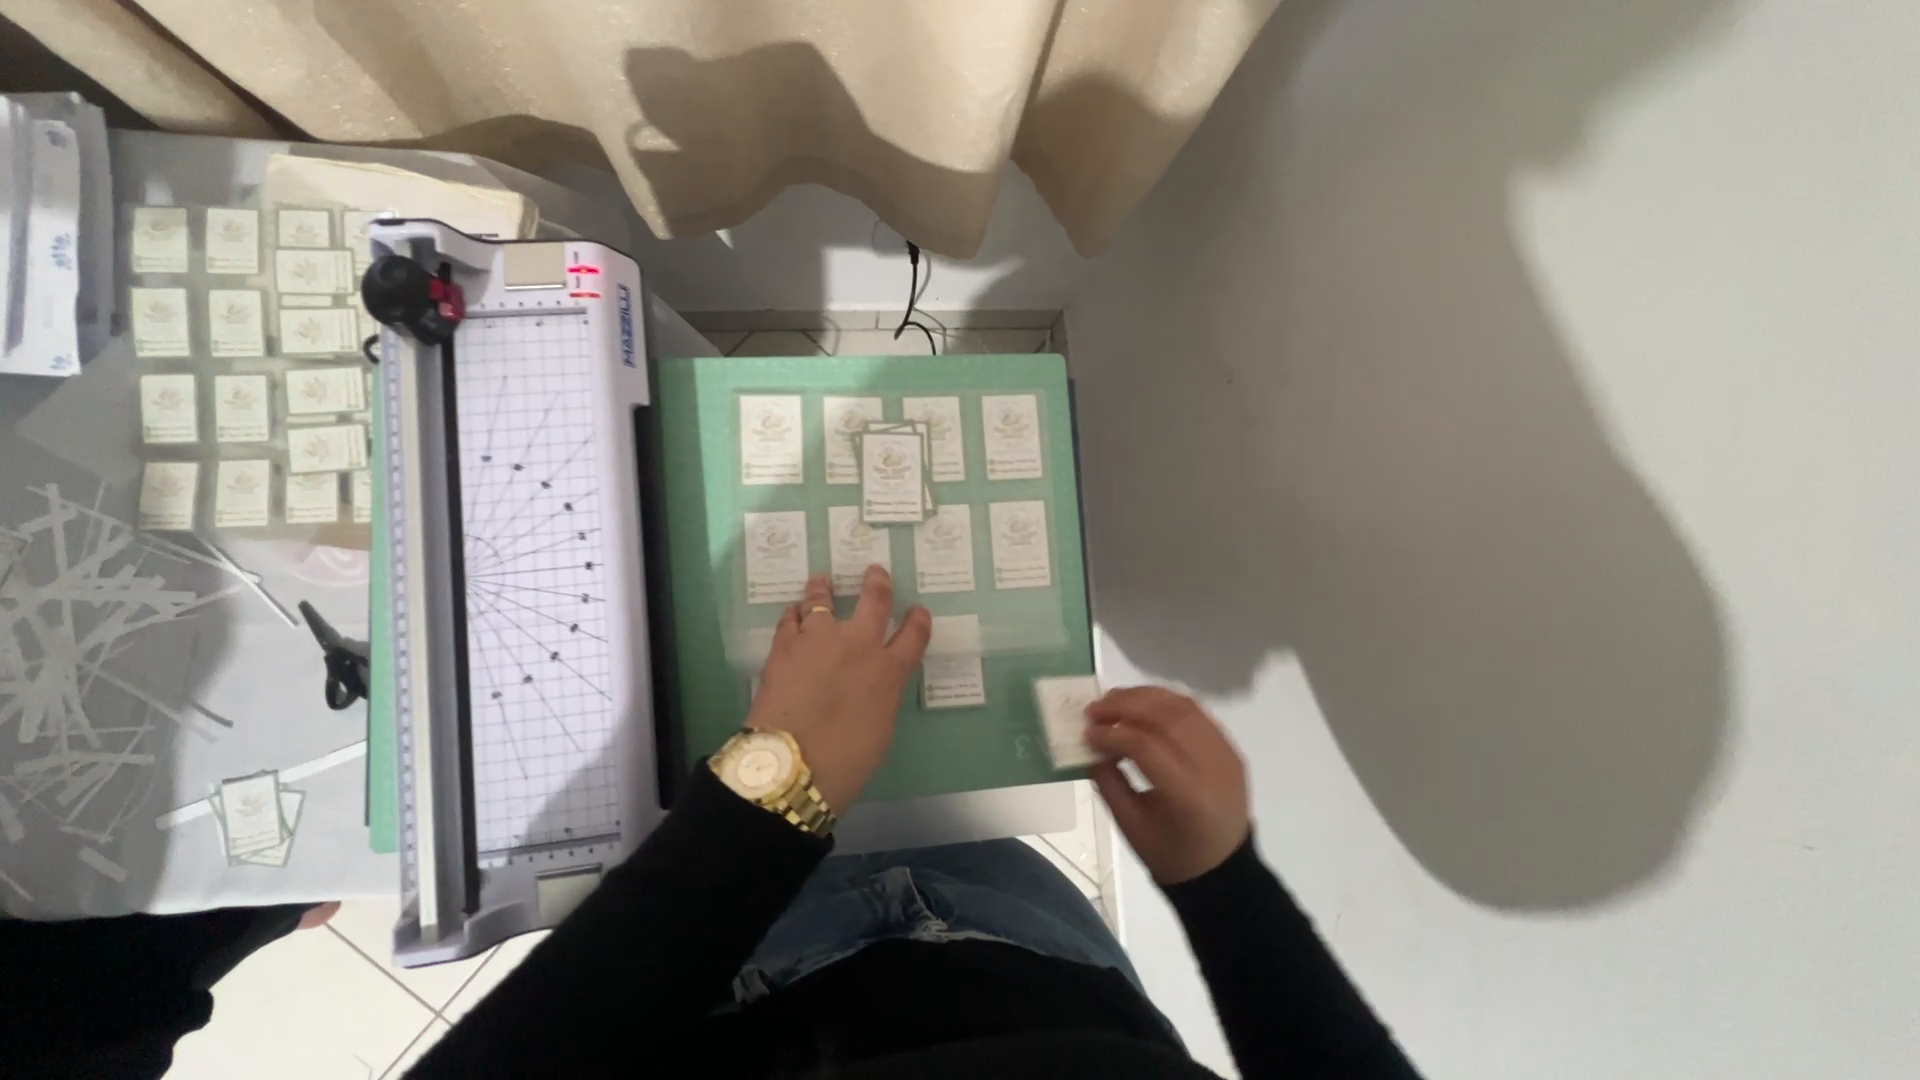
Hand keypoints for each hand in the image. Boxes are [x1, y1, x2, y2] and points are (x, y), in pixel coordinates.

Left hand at [746, 566, 930, 810]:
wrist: (793, 764)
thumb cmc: (846, 761)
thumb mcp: (880, 730)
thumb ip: (880, 698)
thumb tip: (871, 687)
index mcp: (889, 672)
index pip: (914, 636)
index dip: (918, 621)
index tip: (918, 611)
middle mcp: (859, 646)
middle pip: (874, 601)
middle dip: (877, 583)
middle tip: (875, 572)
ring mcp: (819, 640)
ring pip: (823, 600)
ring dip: (824, 587)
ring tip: (822, 579)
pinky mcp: (785, 645)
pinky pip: (791, 618)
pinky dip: (795, 613)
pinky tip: (794, 612)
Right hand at [1085, 687, 1250, 884]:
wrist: (1224, 870)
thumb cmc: (1171, 855)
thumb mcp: (1131, 825)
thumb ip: (1108, 781)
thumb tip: (1089, 745)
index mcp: (1188, 796)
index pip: (1146, 746)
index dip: (1112, 734)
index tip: (1086, 733)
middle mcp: (1212, 767)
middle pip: (1166, 717)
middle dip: (1125, 706)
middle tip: (1094, 709)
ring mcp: (1226, 754)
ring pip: (1182, 707)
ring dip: (1144, 697)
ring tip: (1114, 700)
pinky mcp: (1230, 748)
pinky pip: (1196, 713)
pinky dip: (1165, 702)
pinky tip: (1141, 705)